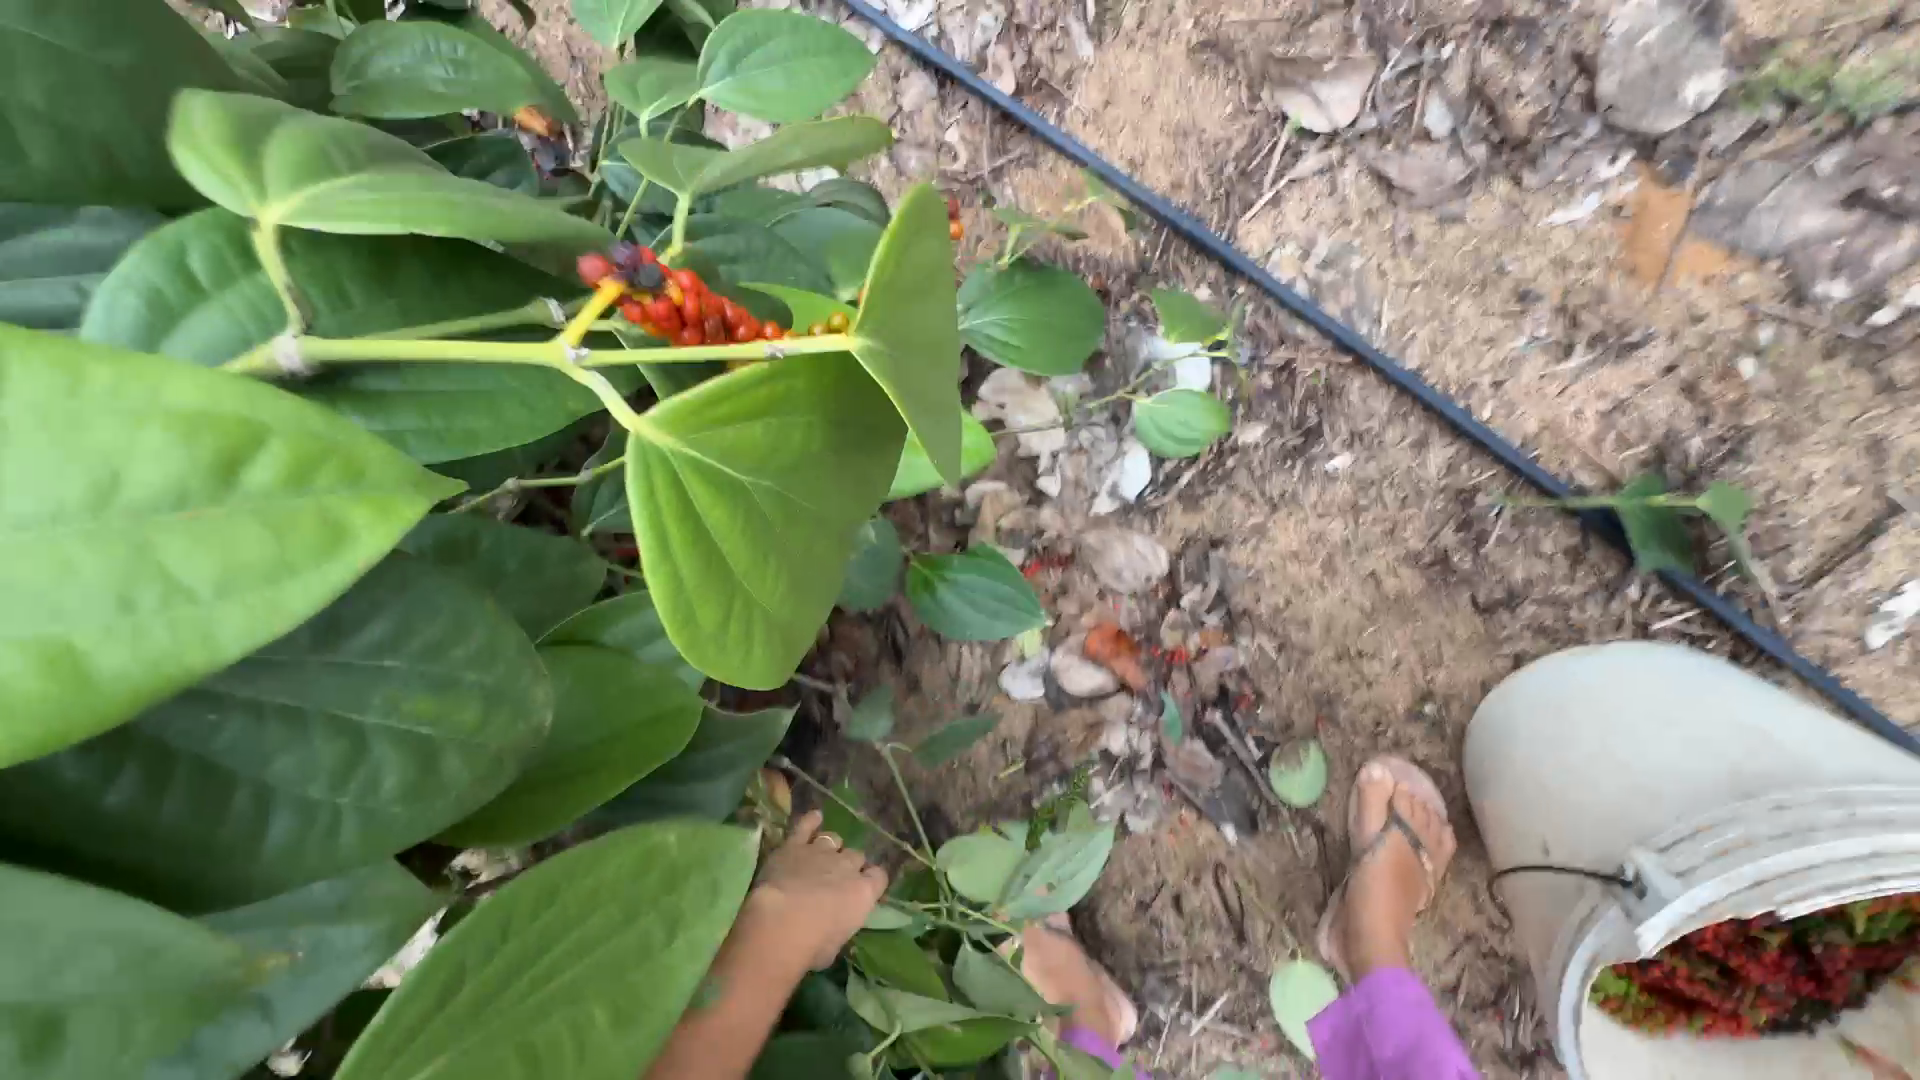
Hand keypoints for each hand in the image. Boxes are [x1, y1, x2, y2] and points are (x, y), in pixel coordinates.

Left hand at [743, 810, 888, 970]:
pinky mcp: (794, 845)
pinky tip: (814, 817)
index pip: (879, 876)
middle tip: (836, 879)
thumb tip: (832, 927)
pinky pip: (806, 826)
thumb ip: (839, 928)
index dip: (871, 881)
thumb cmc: (811, 946)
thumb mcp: (835, 946)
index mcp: (864, 892)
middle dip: (849, 865)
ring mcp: (821, 852)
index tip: (863, 889)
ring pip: (833, 839)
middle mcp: (847, 866)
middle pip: (856, 856)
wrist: (781, 923)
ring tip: (822, 856)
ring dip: (831, 847)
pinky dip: (810, 821)